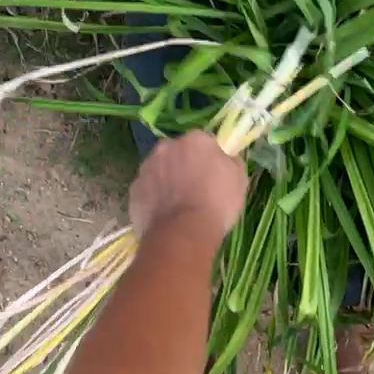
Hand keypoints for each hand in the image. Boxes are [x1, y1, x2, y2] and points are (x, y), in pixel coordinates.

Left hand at [129, 131, 246, 239]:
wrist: (182, 234)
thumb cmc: (216, 204)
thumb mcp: (239, 180)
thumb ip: (231, 162)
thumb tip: (226, 159)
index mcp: (195, 139)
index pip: (204, 142)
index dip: (209, 159)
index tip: (213, 176)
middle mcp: (167, 147)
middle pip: (178, 152)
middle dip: (184, 165)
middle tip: (194, 189)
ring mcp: (147, 167)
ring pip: (159, 169)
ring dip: (167, 180)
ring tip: (178, 205)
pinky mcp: (134, 189)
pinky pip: (147, 190)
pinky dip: (154, 198)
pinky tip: (164, 215)